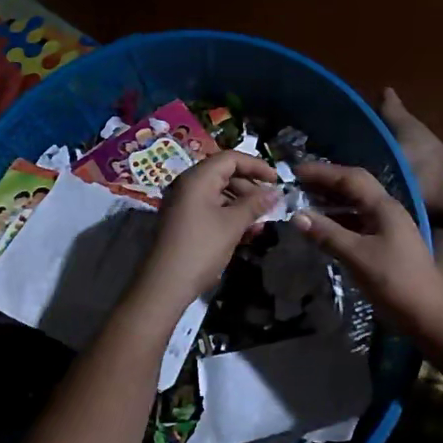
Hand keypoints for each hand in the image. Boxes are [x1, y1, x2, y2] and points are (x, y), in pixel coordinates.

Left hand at [134, 152, 279, 306]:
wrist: (165, 284)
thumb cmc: (201, 248)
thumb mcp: (232, 225)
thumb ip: (255, 204)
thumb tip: (275, 192)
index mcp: (197, 178)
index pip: (230, 158)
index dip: (256, 165)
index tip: (277, 180)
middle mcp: (188, 185)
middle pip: (225, 174)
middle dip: (250, 188)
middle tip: (269, 204)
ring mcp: (184, 204)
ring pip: (220, 194)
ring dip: (242, 205)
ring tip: (260, 223)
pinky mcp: (184, 221)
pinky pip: (211, 209)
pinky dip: (230, 216)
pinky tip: (247, 233)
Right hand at [293, 161, 442, 324]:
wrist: (429, 314)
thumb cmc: (395, 282)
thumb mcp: (357, 256)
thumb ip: (327, 234)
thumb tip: (296, 216)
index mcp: (383, 207)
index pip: (350, 178)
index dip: (322, 172)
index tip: (295, 171)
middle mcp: (387, 211)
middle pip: (354, 187)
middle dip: (326, 182)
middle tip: (297, 183)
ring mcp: (388, 227)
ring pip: (356, 205)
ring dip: (331, 201)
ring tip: (304, 201)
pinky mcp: (386, 244)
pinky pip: (358, 222)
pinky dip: (338, 220)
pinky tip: (322, 227)